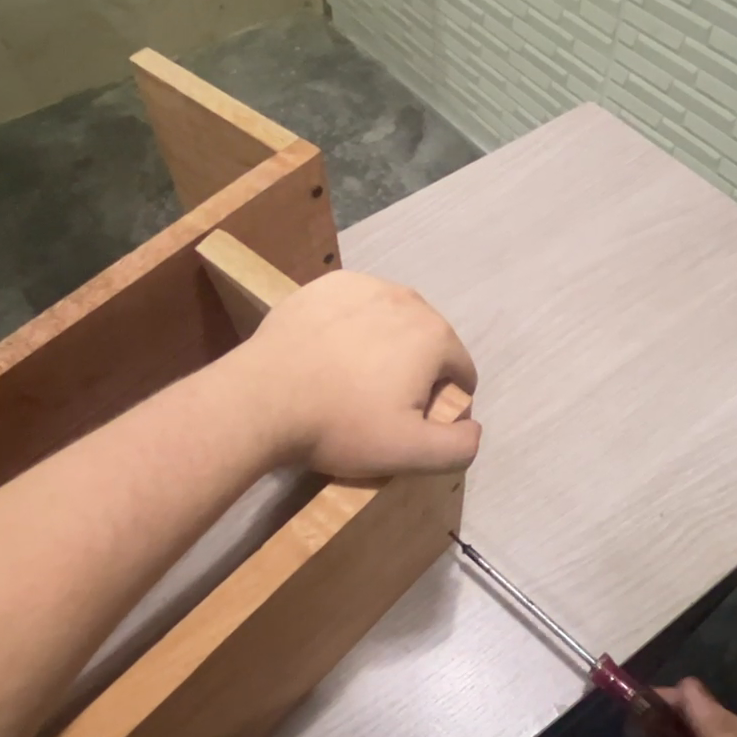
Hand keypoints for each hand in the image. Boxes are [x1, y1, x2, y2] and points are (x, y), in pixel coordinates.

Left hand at [223, 270, 480, 476]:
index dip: (443, 404)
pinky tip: (327, 355)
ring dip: (384, 348)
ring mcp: (363, 285)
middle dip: (414, 373)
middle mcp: (407, 298)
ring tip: (350, 381)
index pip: (461, 373)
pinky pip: (355, 309)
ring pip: (392, 323)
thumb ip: (460, 446)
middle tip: (376, 407)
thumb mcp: (410, 453)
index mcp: (435, 335)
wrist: (262, 398)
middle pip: (428, 344)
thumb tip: (474, 427)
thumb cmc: (341, 425)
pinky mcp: (325, 284)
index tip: (408, 424)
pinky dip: (351, 329)